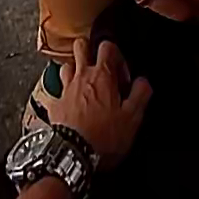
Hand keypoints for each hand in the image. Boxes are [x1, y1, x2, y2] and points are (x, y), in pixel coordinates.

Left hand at [48, 40, 151, 169]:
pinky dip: (63, 92)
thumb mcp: (132, 118)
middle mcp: (81, 76)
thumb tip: (143, 81)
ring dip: (75, 69)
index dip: (117, 56)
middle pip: (81, 46)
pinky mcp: (55, 102)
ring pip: (67, 64)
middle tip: (100, 68)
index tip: (123, 76)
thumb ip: (140, 95)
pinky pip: (56, 89)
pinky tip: (69, 101)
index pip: (107, 47)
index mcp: (102, 76)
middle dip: (90, 50)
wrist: (74, 152)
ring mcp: (66, 87)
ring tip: (86, 83)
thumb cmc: (103, 136)